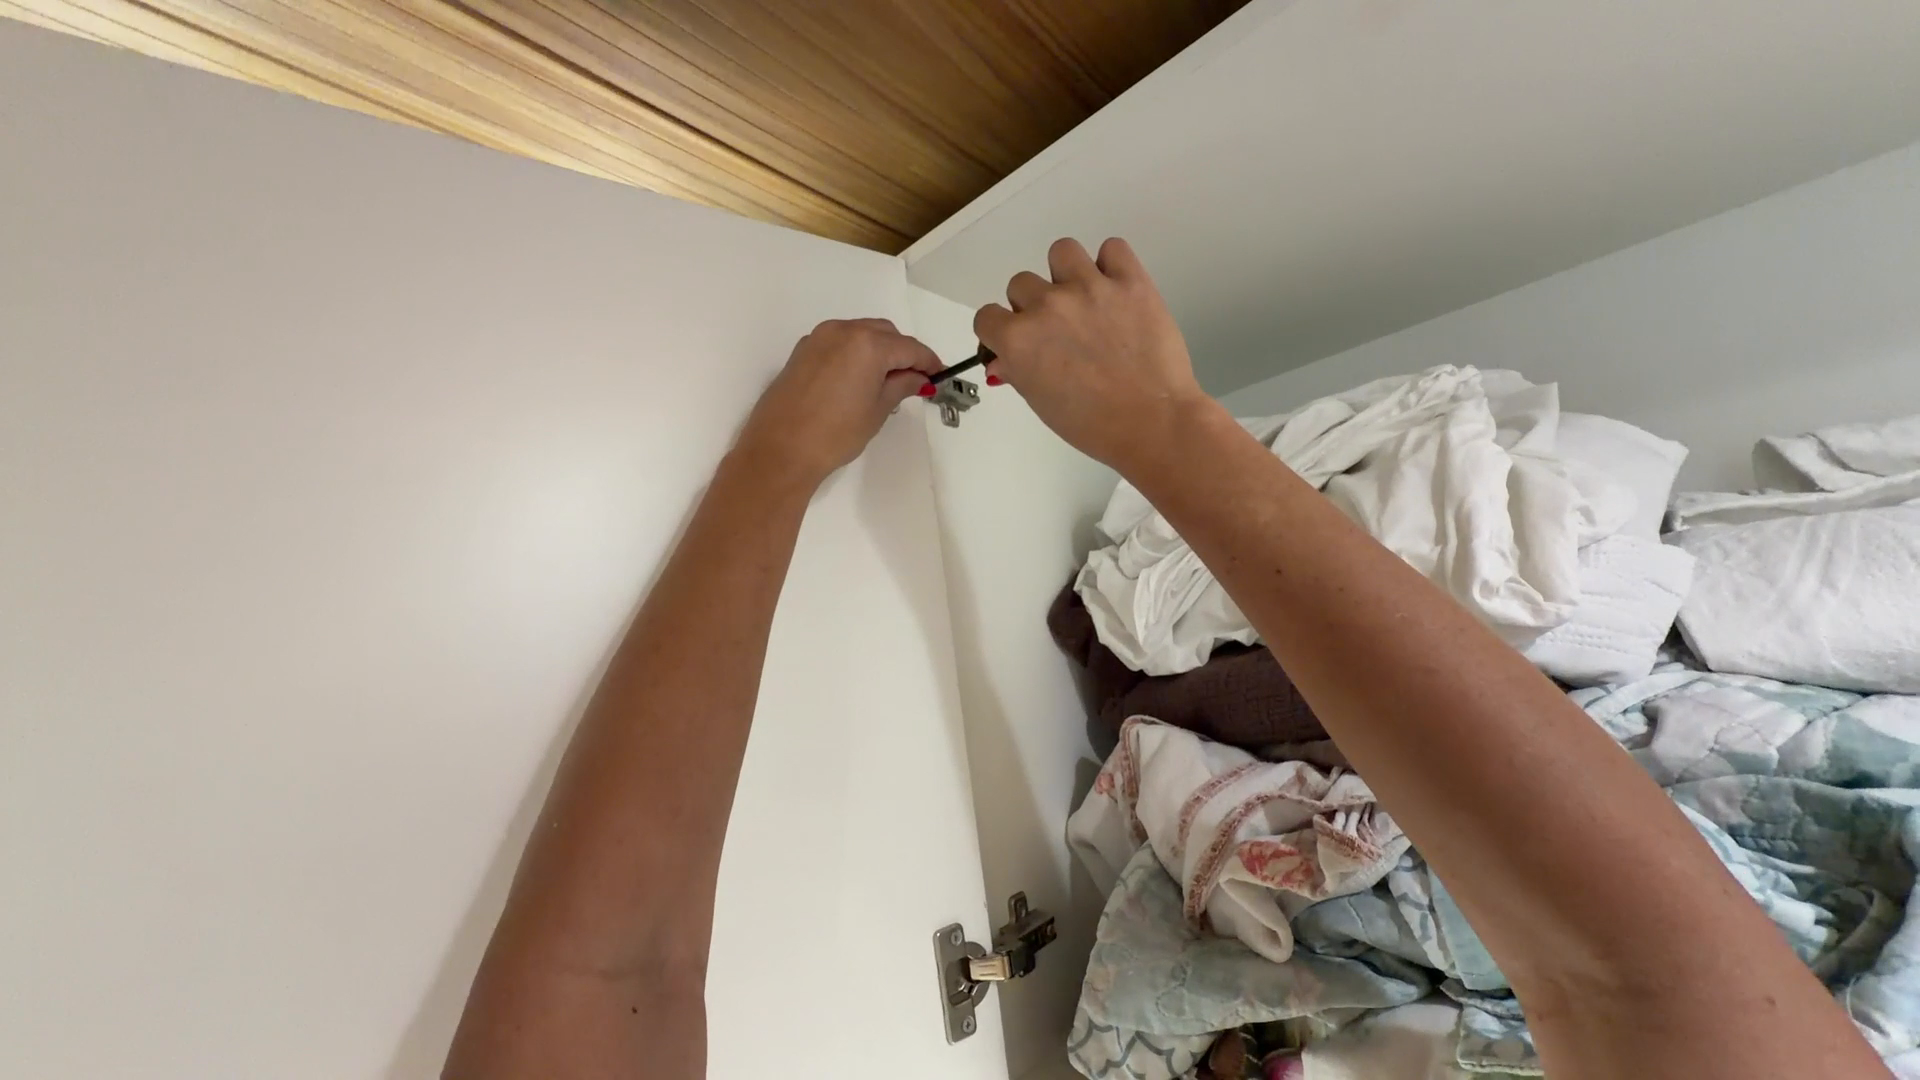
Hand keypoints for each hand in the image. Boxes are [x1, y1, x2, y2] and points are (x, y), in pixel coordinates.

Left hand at [734, 318, 942, 486]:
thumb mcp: (877, 410)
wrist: (780, 450)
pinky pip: (839, 343)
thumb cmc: (836, 434)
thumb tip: (918, 378)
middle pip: (885, 334)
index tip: (939, 375)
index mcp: (867, 343)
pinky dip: (856, 354)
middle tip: (915, 381)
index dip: (928, 362)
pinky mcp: (802, 351)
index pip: (909, 347)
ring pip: (860, 334)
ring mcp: (818, 338)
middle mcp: (842, 330)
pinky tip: (859, 379)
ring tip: (888, 381)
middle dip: (903, 353)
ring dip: (879, 351)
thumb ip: (901, 386)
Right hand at [974, 238, 1218, 472]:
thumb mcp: (1042, 403)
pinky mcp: (1131, 281)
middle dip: (1034, 307)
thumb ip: (1017, 371)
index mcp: (1018, 339)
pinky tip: (1116, 292)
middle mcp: (1047, 305)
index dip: (1000, 331)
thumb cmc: (1091, 425)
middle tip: (1059, 332)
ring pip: (1062, 252)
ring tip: (1085, 300)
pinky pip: (1113, 249)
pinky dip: (1112, 265)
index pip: (986, 316)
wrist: (1152, 422)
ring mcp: (1090, 287)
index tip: (1017, 343)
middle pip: (1022, 284)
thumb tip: (1004, 359)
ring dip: (1066, 274)